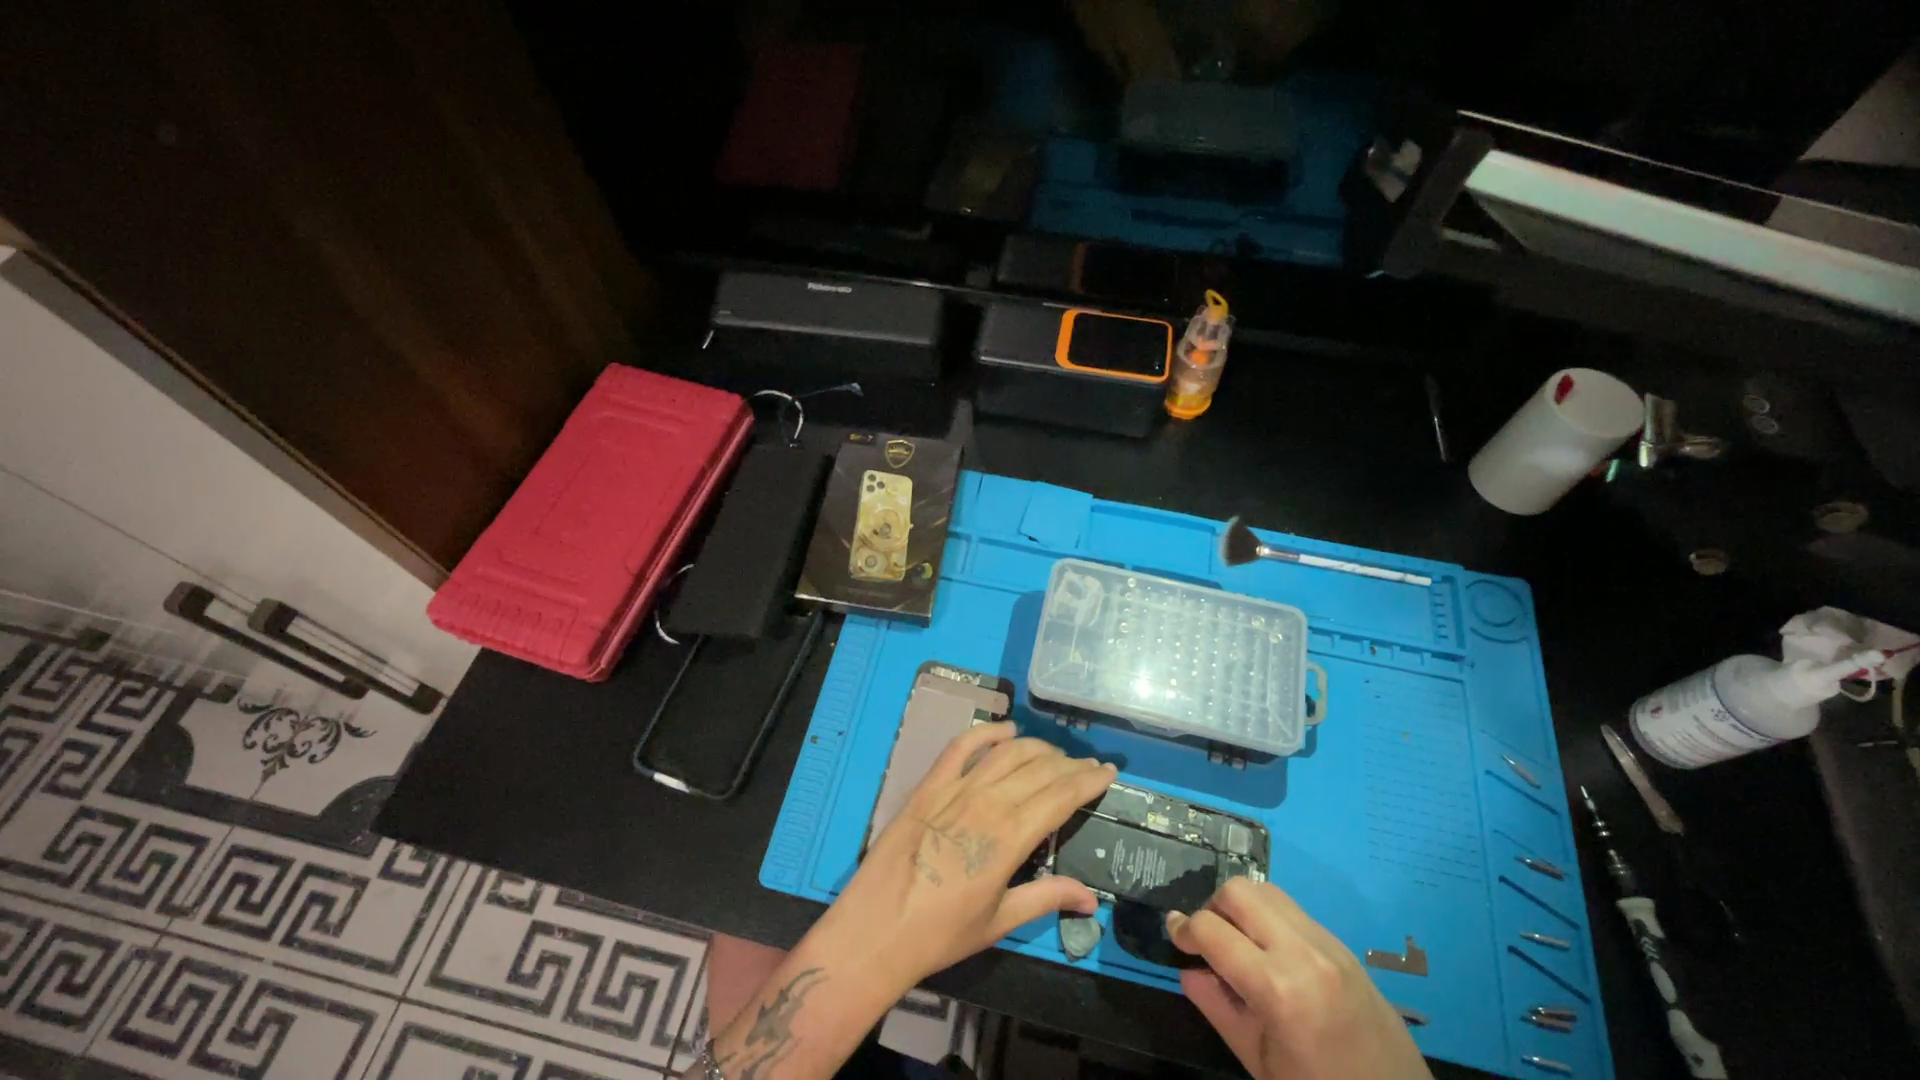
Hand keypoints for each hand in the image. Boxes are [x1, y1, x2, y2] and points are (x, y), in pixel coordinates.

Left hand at [814, 721, 1116, 990]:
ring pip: (1007, 753)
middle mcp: (988, 803)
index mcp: (1010, 837)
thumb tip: (1092, 899)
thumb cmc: (940, 933)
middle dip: (1071, 765)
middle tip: (1089, 766)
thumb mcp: (999, 921)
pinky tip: (1005, 730)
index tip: (1109, 773)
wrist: (875, 928)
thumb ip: (1046, 898)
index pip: (1061, 796)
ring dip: (1037, 748)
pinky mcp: (928, 786)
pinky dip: (986, 733)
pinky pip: (960, 748)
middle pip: (1040, 770)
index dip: (1089, 781)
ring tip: (1056, 753)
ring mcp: (955, 789)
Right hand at [1169, 879, 1430, 1079]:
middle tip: (1206, 940)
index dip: (1183, 928)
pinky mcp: (1344, 946)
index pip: (1211, 929)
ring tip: (1237, 943)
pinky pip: (1295, 912)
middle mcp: (1304, 951)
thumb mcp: (1257, 1059)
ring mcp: (1329, 944)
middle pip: (1240, 891)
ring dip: (1242, 908)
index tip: (1174, 934)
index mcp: (1278, 987)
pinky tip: (1268, 953)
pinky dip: (1269, 919)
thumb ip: (1216, 1006)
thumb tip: (1188, 967)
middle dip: (1212, 907)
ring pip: (1268, 892)